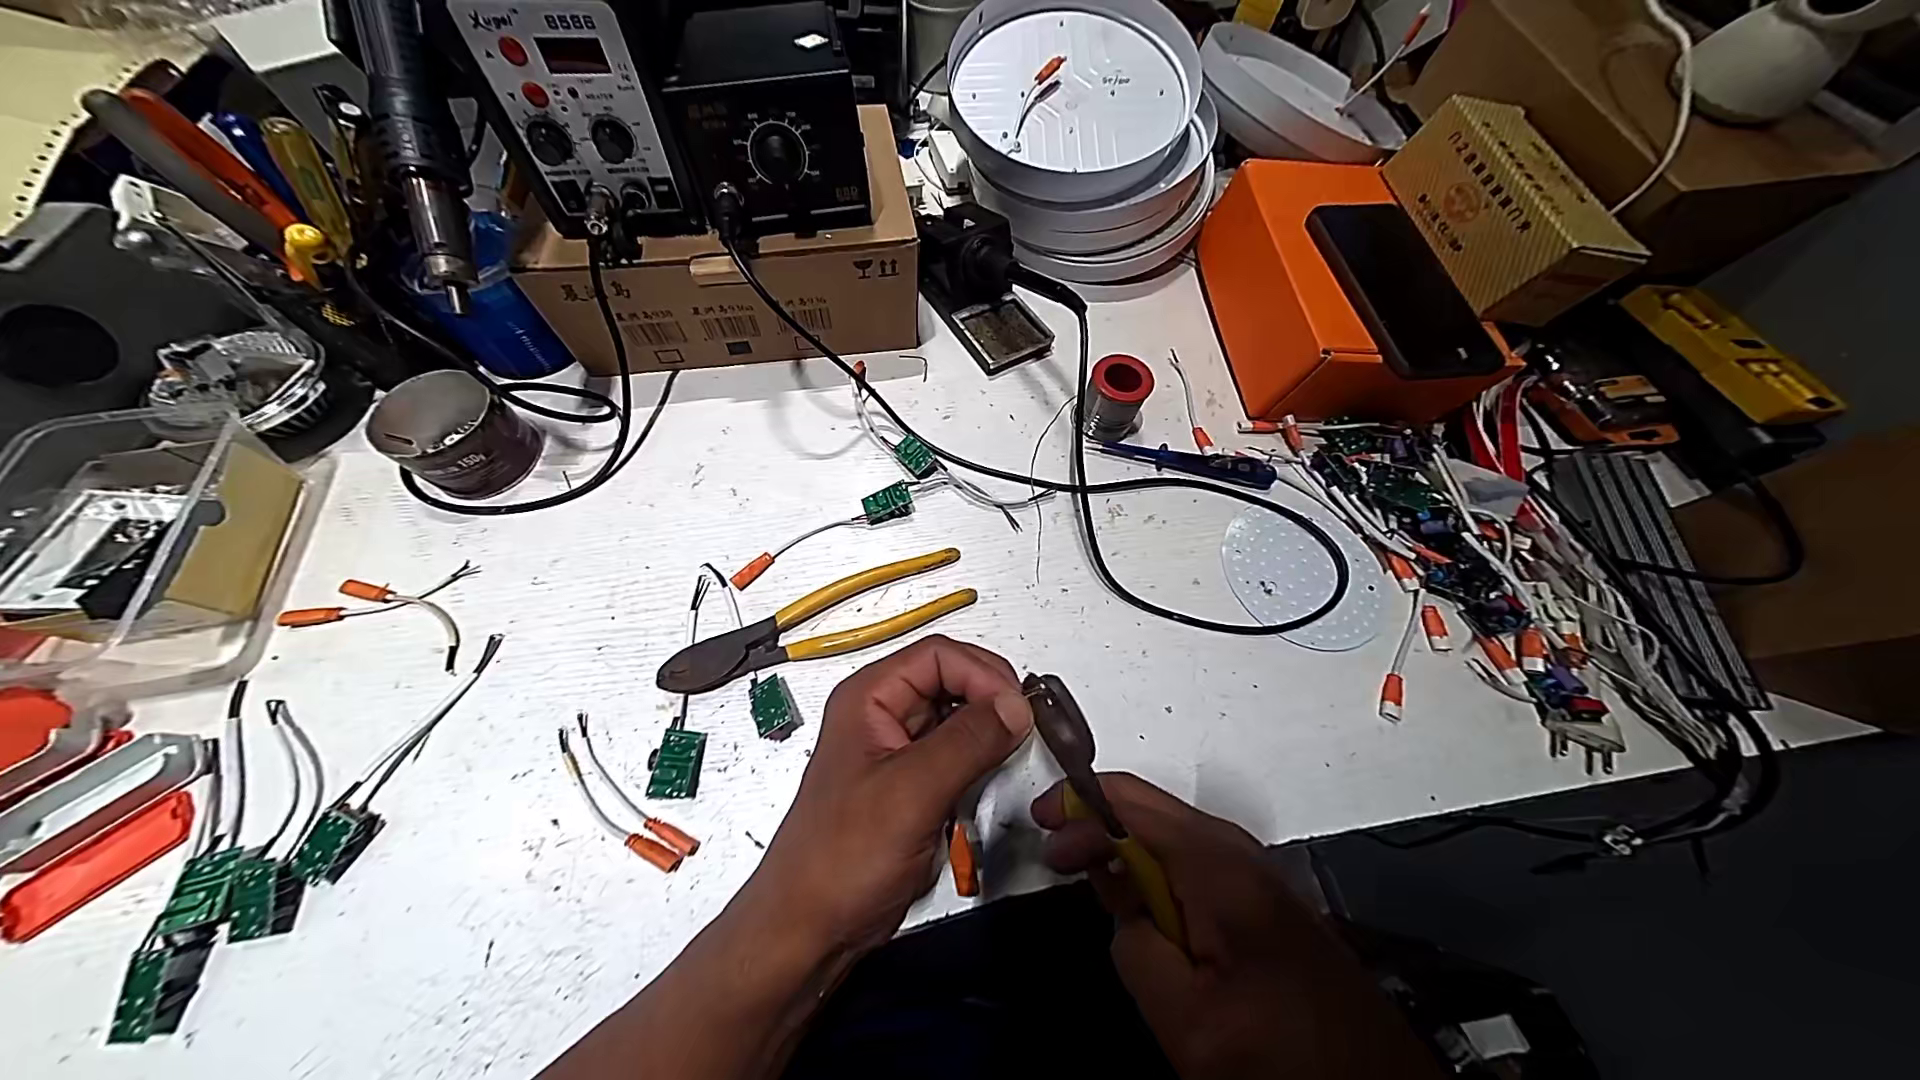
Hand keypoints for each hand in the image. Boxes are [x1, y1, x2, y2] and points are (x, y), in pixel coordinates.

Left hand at [750, 635, 1033, 951]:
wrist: (813, 927)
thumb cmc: (834, 862)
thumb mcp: (910, 793)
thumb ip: (967, 743)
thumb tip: (1013, 706)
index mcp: (868, 698)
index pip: (939, 655)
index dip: (982, 674)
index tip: (1014, 706)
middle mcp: (883, 714)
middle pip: (952, 677)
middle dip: (990, 696)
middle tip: (1019, 723)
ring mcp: (899, 747)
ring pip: (959, 713)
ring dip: (988, 728)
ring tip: (1008, 748)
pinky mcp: (914, 779)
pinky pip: (958, 750)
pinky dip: (981, 757)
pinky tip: (989, 774)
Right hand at [1033, 774, 1439, 1079]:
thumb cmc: (1279, 1055)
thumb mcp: (1189, 1022)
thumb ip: (1134, 946)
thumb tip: (1116, 899)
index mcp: (1218, 867)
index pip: (1131, 804)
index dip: (1079, 806)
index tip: (1044, 830)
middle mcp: (1236, 849)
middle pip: (1147, 803)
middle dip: (1094, 816)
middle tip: (1057, 850)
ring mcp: (1249, 866)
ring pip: (1164, 827)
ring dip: (1120, 839)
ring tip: (1088, 869)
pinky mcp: (1254, 889)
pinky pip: (1186, 854)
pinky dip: (1148, 860)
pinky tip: (1136, 890)